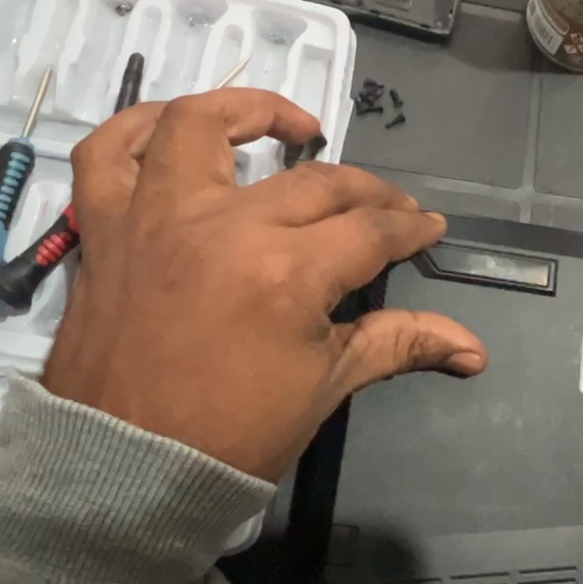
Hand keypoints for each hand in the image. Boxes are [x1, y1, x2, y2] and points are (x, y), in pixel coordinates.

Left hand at [42, 89, 487, 478]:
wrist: (123, 472)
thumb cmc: (232, 435)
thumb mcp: (326, 385)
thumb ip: (399, 345)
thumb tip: (475, 350)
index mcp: (288, 273)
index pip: (371, 231)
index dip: (410, 227)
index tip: (428, 227)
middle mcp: (225, 226)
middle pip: (316, 183)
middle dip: (368, 190)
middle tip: (387, 207)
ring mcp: (158, 218)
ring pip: (199, 126)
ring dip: (251, 111)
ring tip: (291, 128)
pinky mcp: (107, 228)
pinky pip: (106, 153)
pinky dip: (135, 129)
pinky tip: (173, 131)